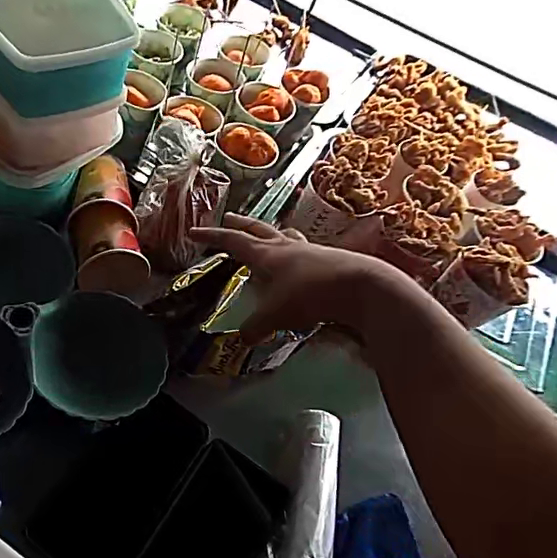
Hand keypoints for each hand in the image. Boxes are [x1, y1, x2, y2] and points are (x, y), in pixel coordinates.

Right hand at [189, 215, 414, 340]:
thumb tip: (243, 339)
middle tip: (230, 218)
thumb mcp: (277, 315)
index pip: (233, 241)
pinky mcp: (331, 261)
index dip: (213, 237)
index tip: (195, 232)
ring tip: (268, 238)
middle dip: (242, 225)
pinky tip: (300, 266)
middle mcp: (288, 247)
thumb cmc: (311, 294)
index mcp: (267, 254)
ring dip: (273, 235)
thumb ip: (257, 326)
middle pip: (260, 230)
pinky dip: (297, 256)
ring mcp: (312, 251)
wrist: (361, 287)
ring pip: (286, 237)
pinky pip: (307, 253)